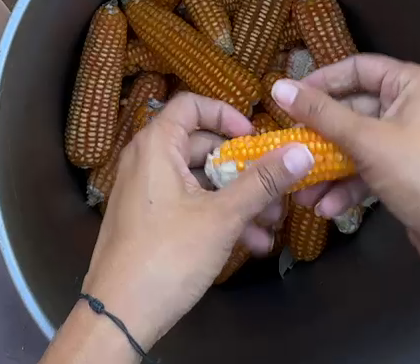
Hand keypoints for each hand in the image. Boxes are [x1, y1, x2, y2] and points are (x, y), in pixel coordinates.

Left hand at [79, 92, 314, 346]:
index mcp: (156, 144)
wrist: (118, 315)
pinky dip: (217, 215)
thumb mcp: (222, 217)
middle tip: (275, 187)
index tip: (255, 137)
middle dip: (242, 168)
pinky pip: (188, 202)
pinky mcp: (149, 218)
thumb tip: (301, 151)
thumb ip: (261, 182)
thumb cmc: (168, 255)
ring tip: (271, 224)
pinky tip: (251, 243)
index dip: (226, 114)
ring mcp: (146, 189)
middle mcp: (147, 158)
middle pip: (201, 145)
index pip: (192, 105)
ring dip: (237, 198)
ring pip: (199, 179)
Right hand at [269, 55, 419, 296]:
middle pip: (354, 108)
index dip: (323, 80)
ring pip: (357, 143)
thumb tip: (279, 88)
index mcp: (412, 84)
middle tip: (290, 147)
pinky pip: (368, 169)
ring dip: (329, 166)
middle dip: (321, 134)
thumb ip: (321, 114)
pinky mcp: (407, 174)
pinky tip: (326, 207)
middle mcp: (412, 106)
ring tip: (302, 190)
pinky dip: (348, 185)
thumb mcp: (367, 140)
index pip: (358, 68)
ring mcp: (410, 142)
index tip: (289, 96)